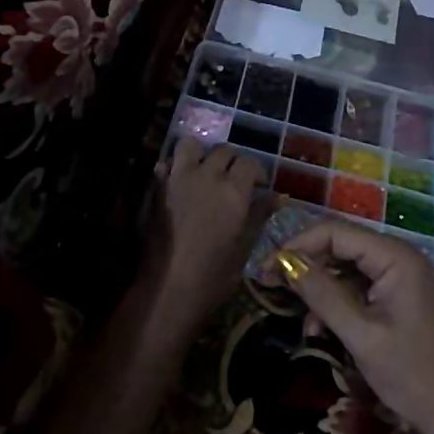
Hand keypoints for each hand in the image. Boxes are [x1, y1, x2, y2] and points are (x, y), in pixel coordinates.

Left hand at [151, 139, 266, 327]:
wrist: (167, 288)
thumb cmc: (213, 275)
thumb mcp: (244, 246)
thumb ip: (259, 214)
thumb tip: (278, 196)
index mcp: (233, 191)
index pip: (249, 162)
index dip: (257, 172)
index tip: (258, 185)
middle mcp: (206, 176)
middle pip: (223, 150)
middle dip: (232, 161)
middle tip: (234, 179)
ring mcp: (177, 178)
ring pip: (190, 146)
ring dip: (200, 154)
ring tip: (205, 171)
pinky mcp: (155, 187)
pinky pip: (166, 164)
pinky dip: (175, 167)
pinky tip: (180, 183)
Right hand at [277, 221, 433, 433]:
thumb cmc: (409, 373)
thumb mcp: (359, 334)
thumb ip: (322, 294)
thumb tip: (283, 263)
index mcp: (395, 258)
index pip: (335, 232)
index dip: (298, 245)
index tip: (268, 268)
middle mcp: (396, 256)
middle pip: (337, 243)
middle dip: (303, 262)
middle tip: (269, 282)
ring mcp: (395, 274)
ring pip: (341, 263)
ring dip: (315, 285)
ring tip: (295, 312)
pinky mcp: (391, 293)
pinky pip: (352, 283)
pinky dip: (331, 300)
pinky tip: (318, 327)